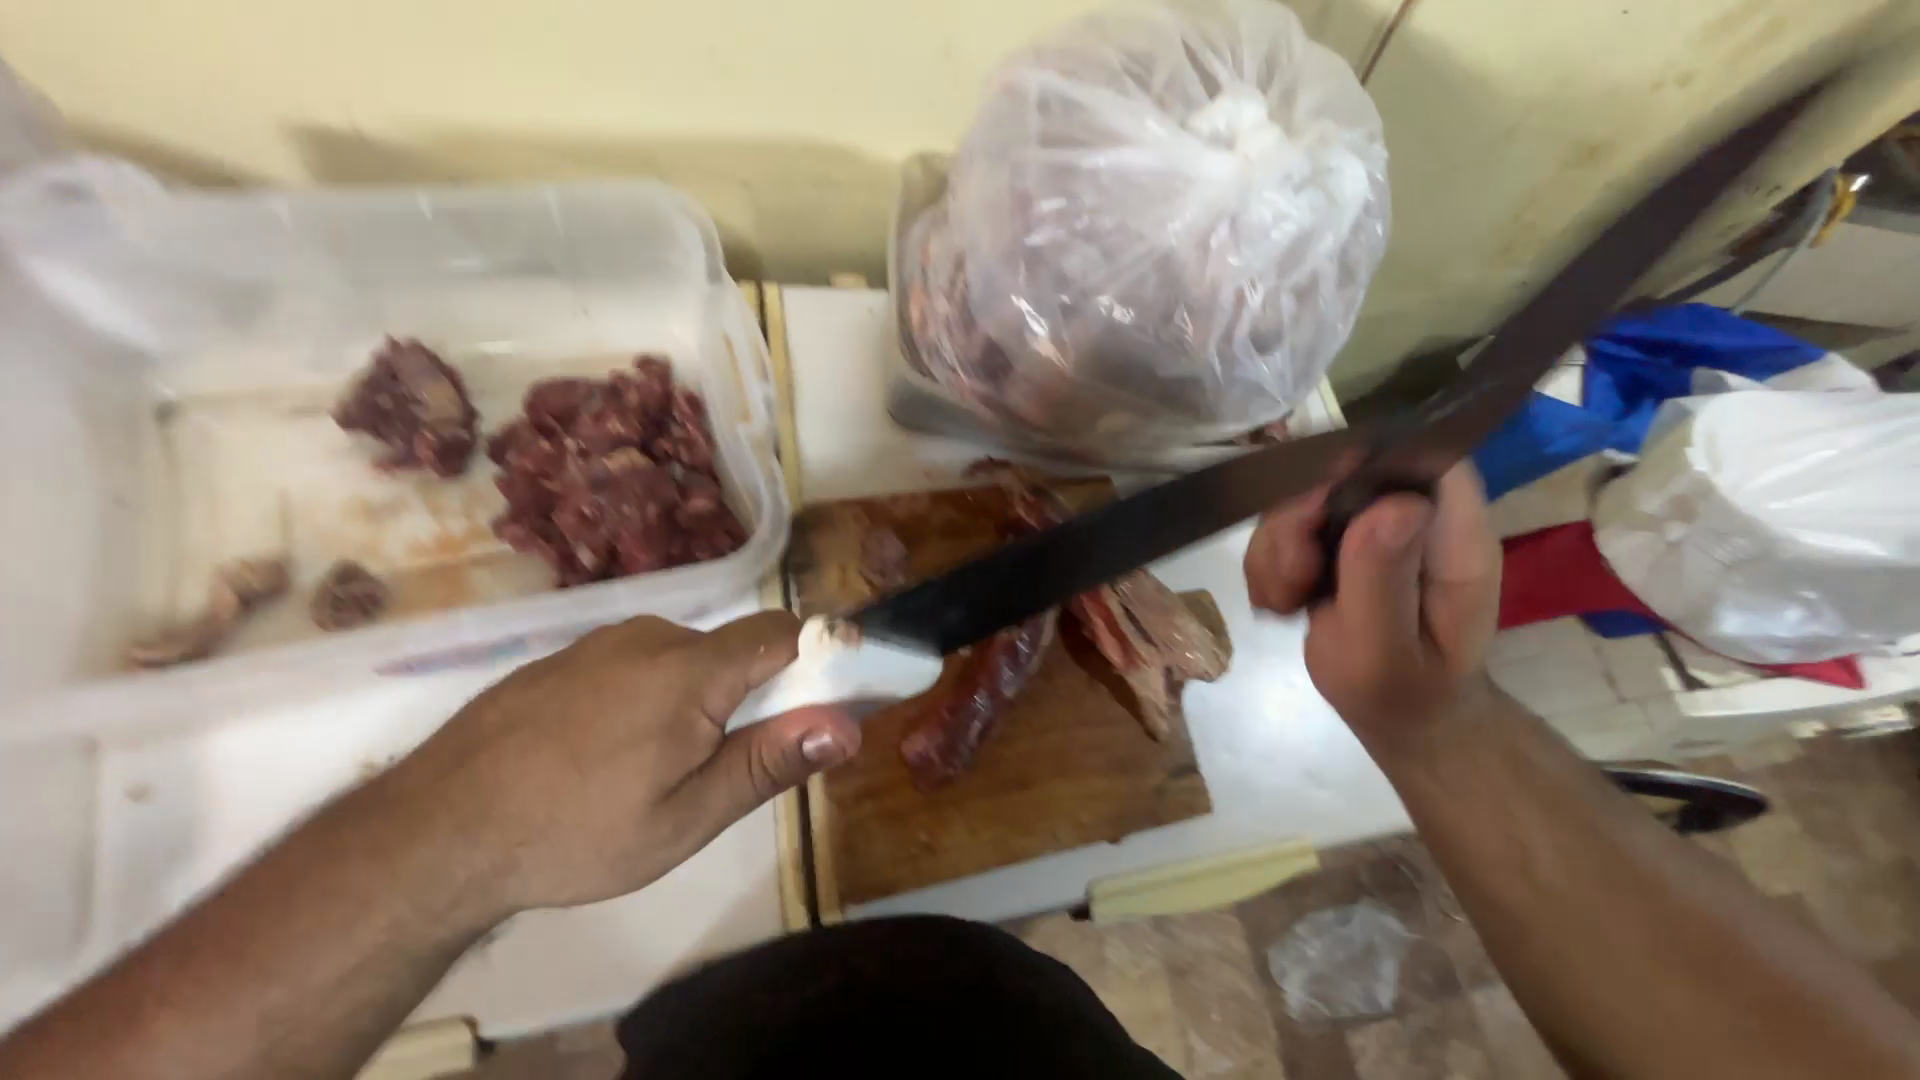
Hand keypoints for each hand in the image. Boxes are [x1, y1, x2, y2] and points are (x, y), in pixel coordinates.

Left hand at [381, 610, 860, 915]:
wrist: (435, 831)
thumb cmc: (575, 833)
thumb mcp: (685, 818)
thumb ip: (767, 764)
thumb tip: (845, 725)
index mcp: (690, 672)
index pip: (783, 632)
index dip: (818, 654)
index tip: (831, 694)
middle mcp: (650, 637)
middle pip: (734, 647)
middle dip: (752, 693)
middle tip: (726, 765)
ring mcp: (601, 643)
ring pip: (684, 657)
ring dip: (699, 698)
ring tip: (659, 770)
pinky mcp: (564, 658)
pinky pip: (637, 664)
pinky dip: (651, 696)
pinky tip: (610, 753)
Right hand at [1244, 464, 1501, 752]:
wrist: (1399, 717)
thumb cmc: (1405, 693)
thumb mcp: (1388, 652)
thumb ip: (1385, 581)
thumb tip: (1389, 504)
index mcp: (1453, 539)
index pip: (1426, 462)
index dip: (1369, 463)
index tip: (1318, 504)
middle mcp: (1413, 519)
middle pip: (1344, 474)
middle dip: (1298, 520)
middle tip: (1294, 577)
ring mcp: (1369, 529)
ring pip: (1300, 501)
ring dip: (1275, 550)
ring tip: (1285, 602)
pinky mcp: (1333, 543)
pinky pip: (1281, 530)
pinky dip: (1267, 566)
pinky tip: (1279, 604)